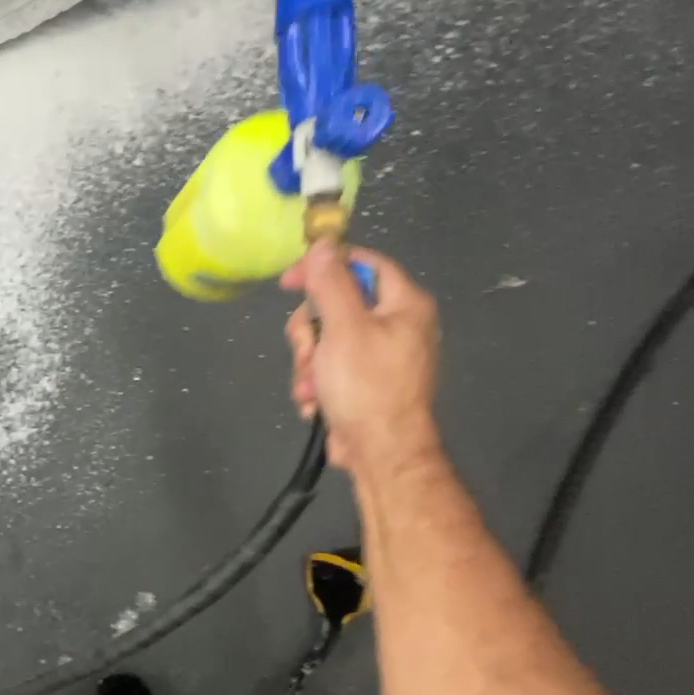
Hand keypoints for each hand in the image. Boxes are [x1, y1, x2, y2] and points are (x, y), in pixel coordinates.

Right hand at [281, 241, 439, 472]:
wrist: (380, 451)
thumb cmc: (366, 386)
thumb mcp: (343, 329)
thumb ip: (331, 284)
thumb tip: (322, 243)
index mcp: (404, 305)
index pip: (363, 264)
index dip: (325, 266)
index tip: (289, 282)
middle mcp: (396, 325)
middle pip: (336, 306)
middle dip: (310, 333)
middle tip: (309, 353)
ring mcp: (380, 356)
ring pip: (325, 341)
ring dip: (308, 365)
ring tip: (312, 388)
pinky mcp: (363, 383)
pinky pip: (328, 369)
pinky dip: (316, 384)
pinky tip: (317, 402)